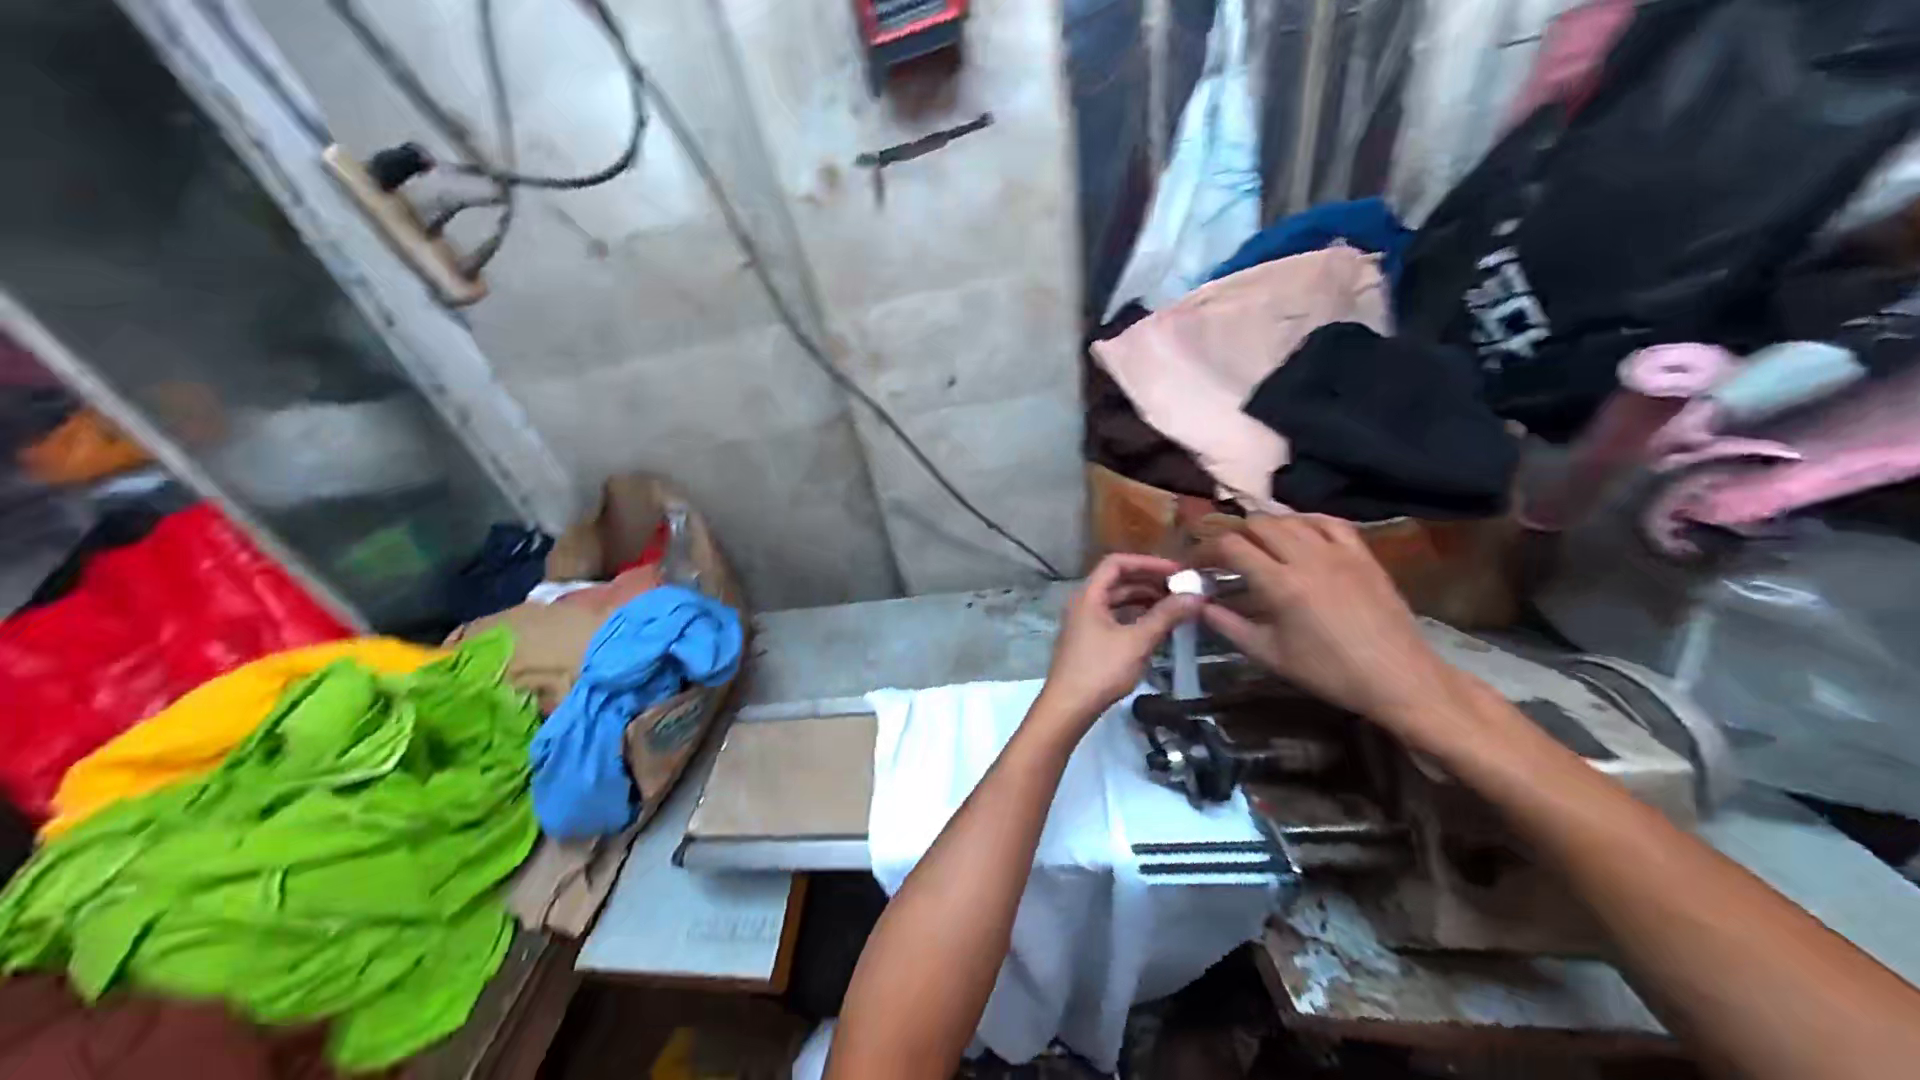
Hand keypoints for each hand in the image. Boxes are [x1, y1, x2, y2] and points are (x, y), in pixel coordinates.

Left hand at [1036, 554, 1203, 728]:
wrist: (1068, 707)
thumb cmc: (1100, 670)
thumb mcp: (1137, 642)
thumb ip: (1166, 616)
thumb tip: (1195, 596)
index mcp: (1088, 595)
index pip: (1117, 563)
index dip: (1148, 563)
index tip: (1176, 571)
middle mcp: (1083, 603)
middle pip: (1118, 581)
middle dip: (1150, 581)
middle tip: (1181, 588)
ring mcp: (1084, 622)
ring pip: (1117, 601)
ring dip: (1144, 599)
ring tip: (1175, 605)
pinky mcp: (1089, 640)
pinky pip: (1115, 617)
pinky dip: (1135, 616)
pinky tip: (1157, 625)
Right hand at [1197, 515, 1464, 741]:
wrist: (1397, 677)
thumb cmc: (1328, 672)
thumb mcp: (1269, 654)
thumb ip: (1228, 625)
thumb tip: (1198, 605)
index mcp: (1280, 584)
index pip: (1231, 547)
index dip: (1206, 551)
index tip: (1196, 564)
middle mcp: (1307, 558)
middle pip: (1258, 524)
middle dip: (1233, 535)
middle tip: (1223, 556)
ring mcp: (1338, 552)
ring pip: (1290, 519)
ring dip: (1265, 527)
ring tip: (1256, 545)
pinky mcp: (1362, 554)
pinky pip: (1328, 522)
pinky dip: (1305, 521)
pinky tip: (1297, 532)